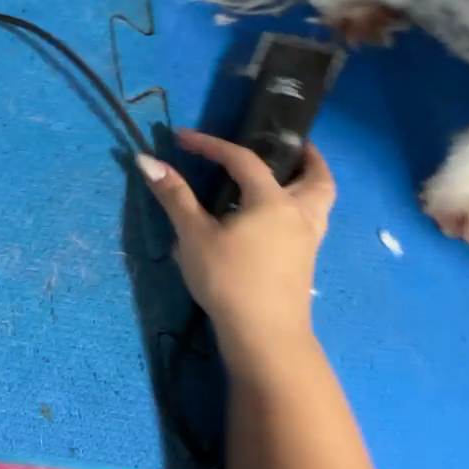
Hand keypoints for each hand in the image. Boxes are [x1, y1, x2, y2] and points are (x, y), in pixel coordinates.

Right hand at [137, 128, 335, 367]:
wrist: (264, 331)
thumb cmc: (228, 276)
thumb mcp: (193, 233)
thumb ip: (174, 195)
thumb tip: (146, 160)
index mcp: (273, 201)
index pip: (244, 160)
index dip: (212, 144)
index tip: (182, 138)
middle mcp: (299, 213)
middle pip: (315, 176)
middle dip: (303, 156)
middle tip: (285, 144)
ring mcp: (308, 238)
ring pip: (321, 199)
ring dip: (308, 181)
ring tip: (286, 175)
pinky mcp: (304, 258)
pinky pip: (311, 217)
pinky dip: (299, 203)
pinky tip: (274, 214)